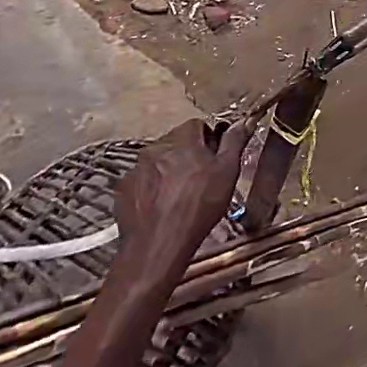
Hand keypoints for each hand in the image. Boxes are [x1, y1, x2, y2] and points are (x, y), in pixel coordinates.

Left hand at [115, 119, 250, 270]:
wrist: (159, 244)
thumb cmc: (198, 206)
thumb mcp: (227, 172)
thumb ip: (234, 142)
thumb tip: (242, 122)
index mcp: (181, 138)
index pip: (197, 126)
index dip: (208, 142)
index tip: (214, 162)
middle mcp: (156, 146)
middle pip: (176, 143)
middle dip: (188, 156)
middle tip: (200, 181)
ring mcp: (136, 167)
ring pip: (158, 162)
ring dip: (169, 172)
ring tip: (180, 198)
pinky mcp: (124, 188)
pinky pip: (142, 181)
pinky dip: (151, 189)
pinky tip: (161, 208)